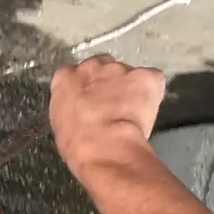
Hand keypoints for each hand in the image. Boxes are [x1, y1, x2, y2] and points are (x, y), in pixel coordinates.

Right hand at [49, 55, 166, 180]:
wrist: (105, 146)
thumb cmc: (78, 144)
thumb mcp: (61, 125)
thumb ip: (70, 108)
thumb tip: (80, 111)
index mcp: (65, 79)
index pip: (73, 75)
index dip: (84, 89)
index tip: (88, 101)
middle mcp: (92, 67)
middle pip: (102, 67)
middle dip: (107, 83)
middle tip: (111, 106)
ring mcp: (120, 69)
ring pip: (128, 74)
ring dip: (130, 88)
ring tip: (130, 112)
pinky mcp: (146, 76)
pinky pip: (153, 78)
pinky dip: (152, 92)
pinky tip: (146, 109)